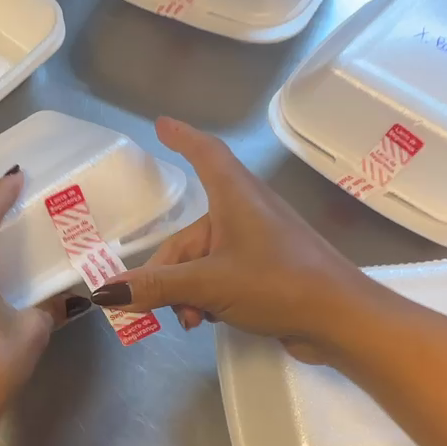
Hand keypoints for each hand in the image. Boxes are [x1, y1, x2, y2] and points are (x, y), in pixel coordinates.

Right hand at [94, 117, 384, 361]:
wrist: (341, 319)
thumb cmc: (279, 284)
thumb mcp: (209, 284)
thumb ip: (156, 287)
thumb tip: (105, 293)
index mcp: (235, 198)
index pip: (206, 154)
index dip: (183, 138)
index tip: (161, 125)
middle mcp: (244, 213)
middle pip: (187, 235)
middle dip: (166, 273)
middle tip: (150, 305)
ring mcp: (256, 243)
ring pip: (199, 262)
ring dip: (184, 292)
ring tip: (189, 320)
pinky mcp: (265, 270)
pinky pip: (219, 276)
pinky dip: (205, 296)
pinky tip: (206, 319)